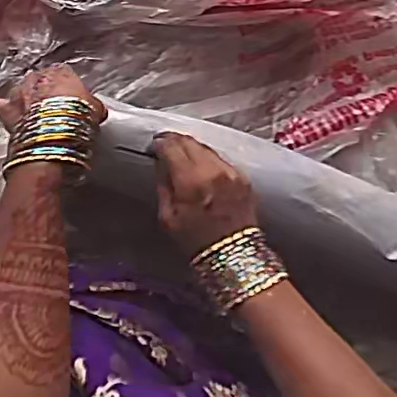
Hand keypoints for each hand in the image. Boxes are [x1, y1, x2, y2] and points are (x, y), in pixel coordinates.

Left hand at [0, 64, 104, 132]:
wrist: (53, 137)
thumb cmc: (77, 118)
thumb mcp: (95, 109)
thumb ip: (92, 104)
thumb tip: (96, 108)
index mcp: (61, 72)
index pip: (63, 72)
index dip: (67, 86)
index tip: (71, 96)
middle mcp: (37, 77)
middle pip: (39, 80)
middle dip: (44, 91)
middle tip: (54, 107)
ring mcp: (18, 93)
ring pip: (20, 91)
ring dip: (25, 101)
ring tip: (35, 116)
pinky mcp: (6, 111)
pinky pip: (2, 107)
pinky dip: (7, 112)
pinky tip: (15, 119)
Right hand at [152, 132, 258, 256]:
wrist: (234, 256)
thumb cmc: (196, 241)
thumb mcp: (168, 217)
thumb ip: (163, 185)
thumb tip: (160, 164)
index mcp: (191, 180)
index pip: (172, 147)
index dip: (160, 143)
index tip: (154, 146)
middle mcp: (212, 170)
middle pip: (190, 142)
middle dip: (175, 141)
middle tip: (165, 145)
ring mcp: (231, 172)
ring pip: (206, 148)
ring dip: (192, 148)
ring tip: (182, 155)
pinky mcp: (242, 177)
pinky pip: (221, 160)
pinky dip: (208, 160)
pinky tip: (202, 169)